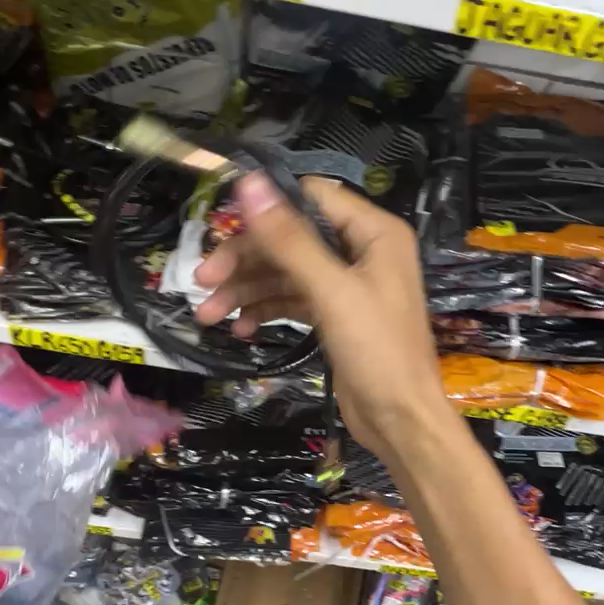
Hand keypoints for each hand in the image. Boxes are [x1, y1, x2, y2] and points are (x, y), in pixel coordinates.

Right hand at [193, 174, 454, 458]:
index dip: (266, 209)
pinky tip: (239, 329)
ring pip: (286, 273)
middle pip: (291, 238)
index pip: (311, 199)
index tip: (220, 226)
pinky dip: (267, 311)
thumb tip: (250, 184)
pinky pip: (293, 301)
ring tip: (208, 315)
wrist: (400, 420)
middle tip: (202, 281)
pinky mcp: (335, 317)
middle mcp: (361, 252)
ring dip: (247, 290)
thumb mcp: (332, 292)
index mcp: (374, 233)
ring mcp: (347, 286)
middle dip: (245, 260)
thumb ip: (289, 239)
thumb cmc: (378, 351)